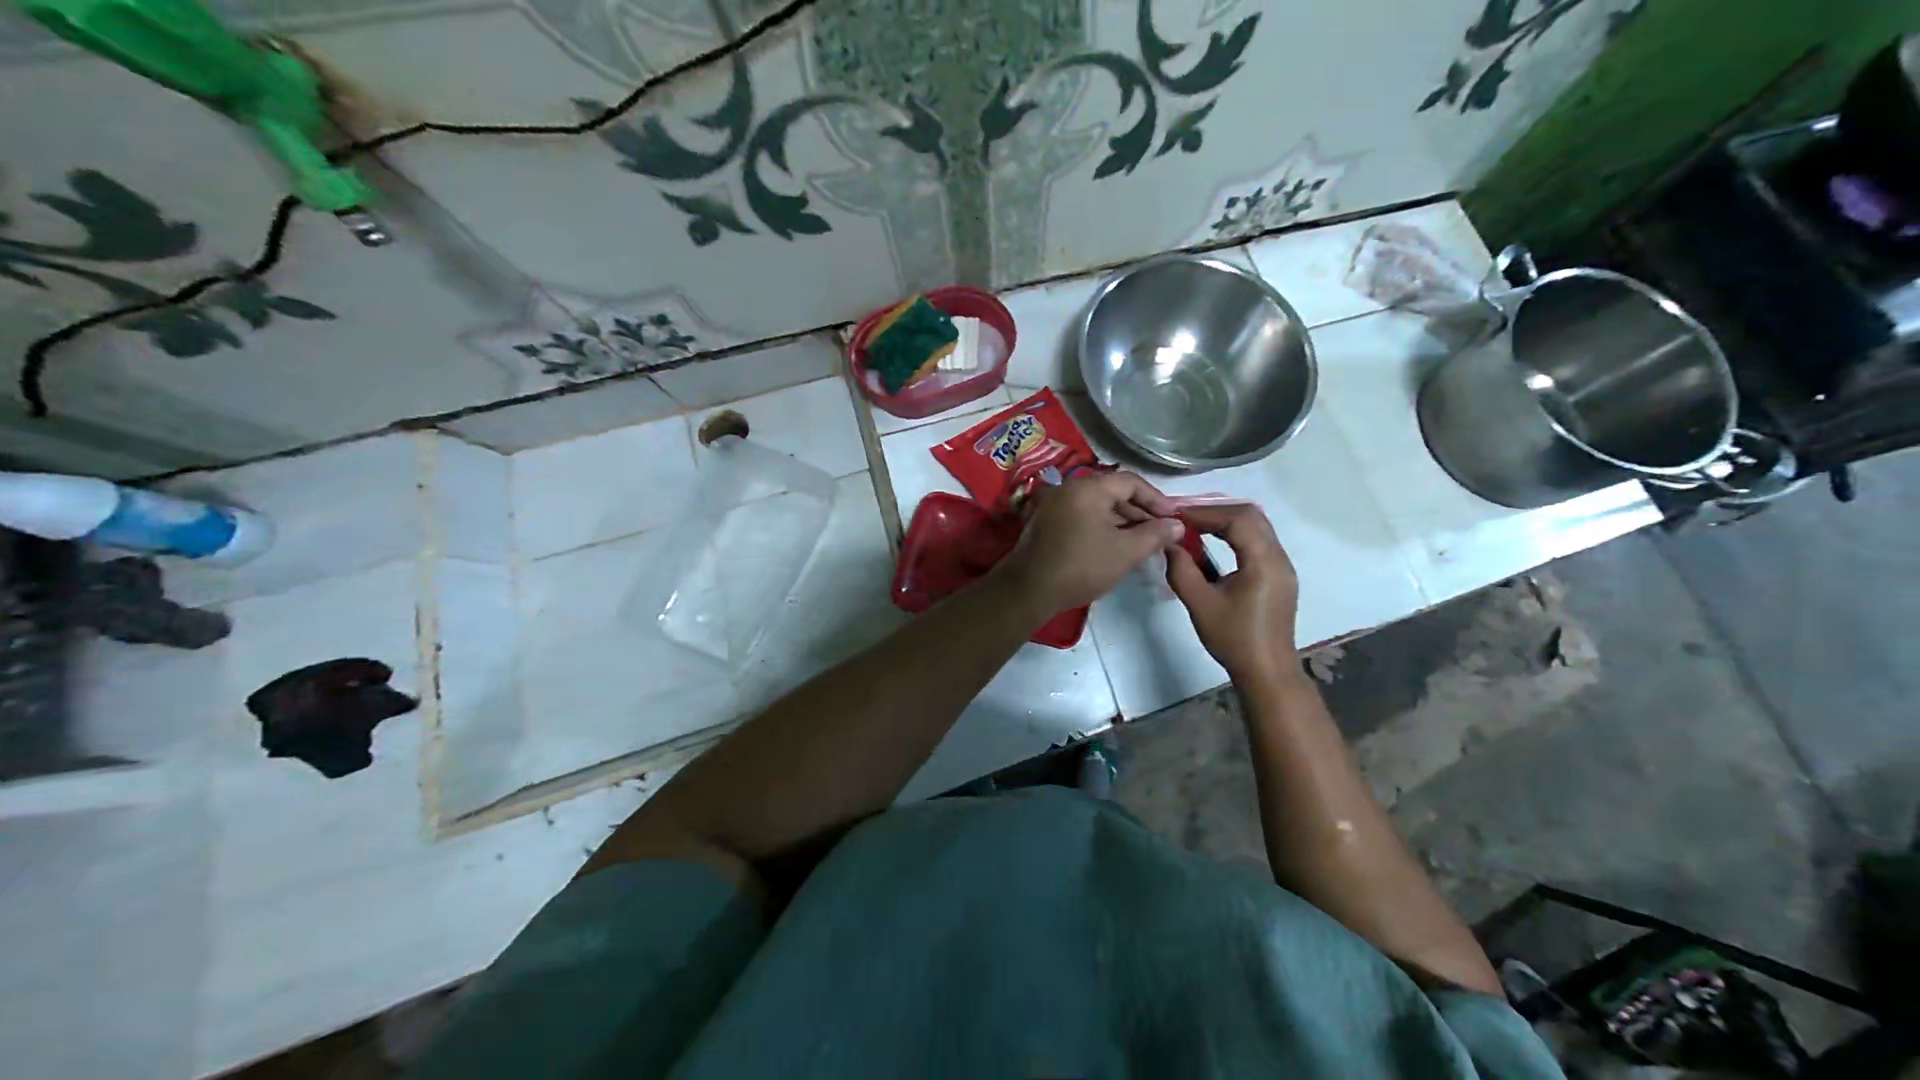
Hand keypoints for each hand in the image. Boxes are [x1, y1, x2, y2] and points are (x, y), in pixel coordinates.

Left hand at [994, 471, 1184, 615]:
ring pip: (1097, 506)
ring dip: (1122, 521)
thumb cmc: (1081, 566)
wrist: (1028, 590)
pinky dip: (1101, 527)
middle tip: (1160, 533)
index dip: (1156, 499)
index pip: (1130, 481)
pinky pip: (1082, 516)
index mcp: (1087, 488)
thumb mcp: (1125, 551)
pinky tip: (1115, 546)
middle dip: (1139, 512)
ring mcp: (1053, 505)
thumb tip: (1177, 525)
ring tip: (1142, 543)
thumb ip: (1155, 534)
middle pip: (1112, 492)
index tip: (1173, 518)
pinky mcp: (1046, 523)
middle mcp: (1068, 489)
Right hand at [1164, 504, 1300, 683]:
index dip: (1205, 512)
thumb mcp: (1199, 603)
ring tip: (1195, 526)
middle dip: (1215, 511)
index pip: (1238, 519)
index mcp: (1263, 562)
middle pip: (1251, 515)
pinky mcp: (1278, 575)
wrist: (1266, 671)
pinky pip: (1258, 540)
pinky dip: (1235, 533)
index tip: (1177, 516)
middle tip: (1185, 517)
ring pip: (1257, 526)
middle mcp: (1278, 558)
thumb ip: (1182, 569)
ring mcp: (1282, 566)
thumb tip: (1169, 542)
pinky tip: (1212, 542)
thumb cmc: (1233, 638)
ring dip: (1226, 520)